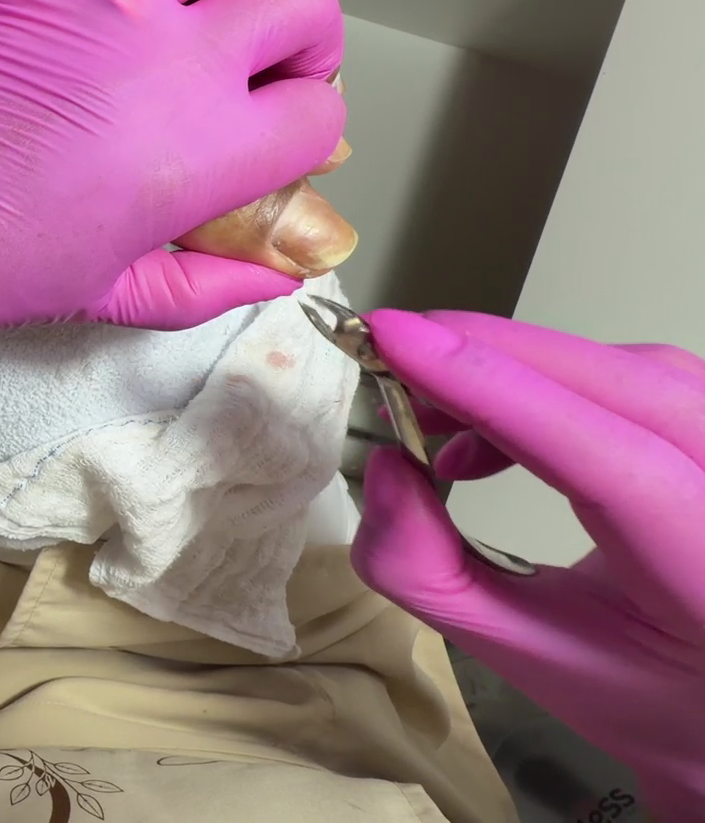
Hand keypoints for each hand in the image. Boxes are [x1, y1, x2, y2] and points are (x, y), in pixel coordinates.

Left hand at [0, 0, 346, 425]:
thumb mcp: (110, 297)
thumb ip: (206, 285)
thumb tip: (272, 275)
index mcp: (203, 153)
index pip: (316, 111)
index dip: (300, 128)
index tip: (266, 140)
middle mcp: (165, 63)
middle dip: (296, 36)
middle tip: (253, 68)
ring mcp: (88, 8)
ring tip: (174, 15)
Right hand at [352, 311, 704, 817]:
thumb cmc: (631, 689)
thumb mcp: (509, 647)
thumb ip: (417, 563)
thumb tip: (385, 462)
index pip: (614, 464)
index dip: (493, 388)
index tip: (389, 338)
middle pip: (637, 387)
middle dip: (492, 351)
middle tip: (384, 345)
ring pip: (642, 370)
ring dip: (512, 365)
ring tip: (426, 405)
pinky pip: (644, 380)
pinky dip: (544, 380)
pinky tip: (489, 430)